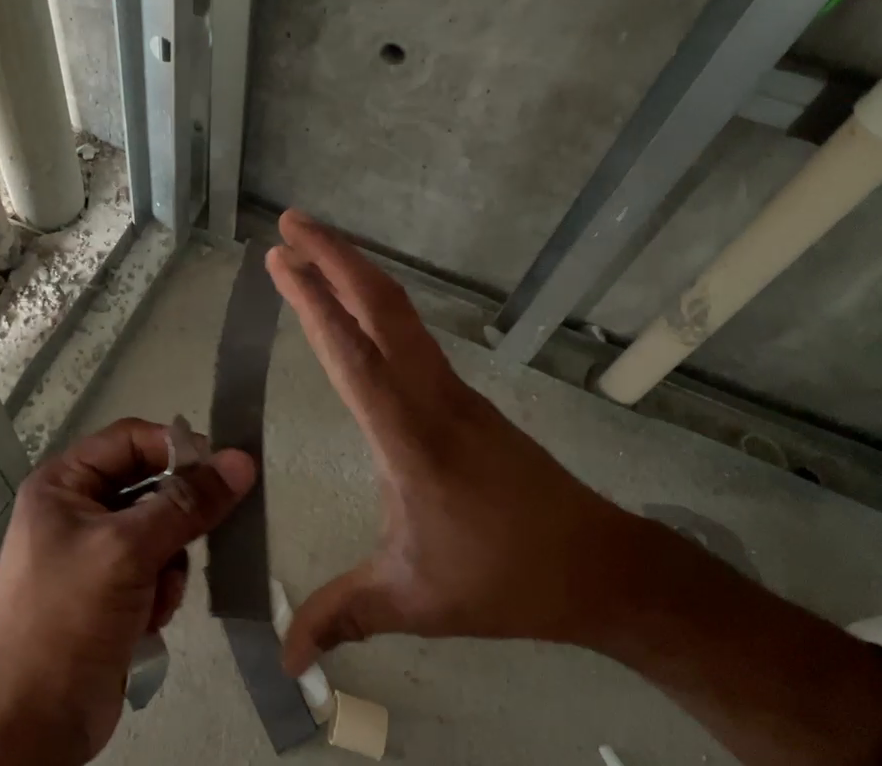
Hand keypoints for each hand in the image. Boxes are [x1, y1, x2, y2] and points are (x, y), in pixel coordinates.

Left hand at [0, 418, 256, 765]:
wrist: (39, 717)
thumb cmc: (70, 617)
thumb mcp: (129, 551)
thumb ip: (186, 504)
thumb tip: (240, 461)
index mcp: (61, 484)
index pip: (128, 440)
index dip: (174, 448)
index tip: (220, 470)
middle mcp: (74, 509)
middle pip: (147, 486)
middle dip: (173, 519)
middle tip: (199, 536)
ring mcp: (91, 552)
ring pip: (158, 530)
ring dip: (169, 562)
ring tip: (157, 592)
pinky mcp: (108, 590)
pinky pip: (154, 568)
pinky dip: (161, 589)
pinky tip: (150, 616)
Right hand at [266, 209, 649, 673]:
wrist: (602, 567)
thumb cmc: (503, 578)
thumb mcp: (414, 600)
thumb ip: (342, 616)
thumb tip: (283, 660)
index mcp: (409, 437)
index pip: (352, 357)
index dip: (313, 305)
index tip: (280, 259)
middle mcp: (430, 398)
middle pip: (382, 307)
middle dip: (335, 256)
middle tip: (289, 222)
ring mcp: (452, 391)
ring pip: (400, 312)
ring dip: (356, 271)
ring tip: (312, 245)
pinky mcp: (464, 397)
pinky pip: (411, 332)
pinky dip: (376, 300)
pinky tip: (358, 303)